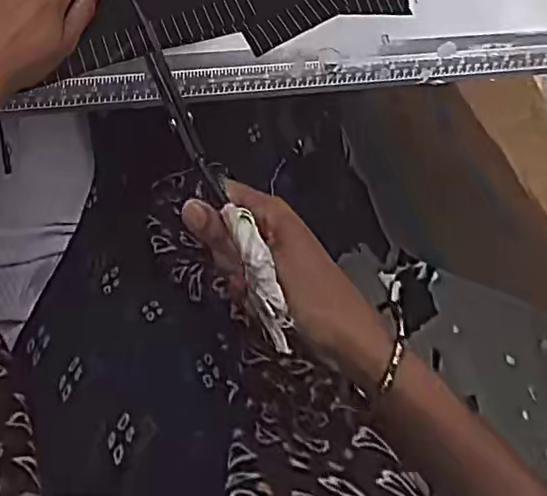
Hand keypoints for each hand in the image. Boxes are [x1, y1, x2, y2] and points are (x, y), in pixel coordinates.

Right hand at [182, 180, 390, 361]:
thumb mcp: (263, 269)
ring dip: (236, 279)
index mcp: (272, 212)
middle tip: (241, 276)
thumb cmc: (316, 303)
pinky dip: (247, 293)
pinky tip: (260, 306)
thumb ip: (223, 237)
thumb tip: (188, 205)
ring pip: (232, 258)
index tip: (203, 239)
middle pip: (224, 229)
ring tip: (255, 296)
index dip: (207, 214)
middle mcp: (273, 226)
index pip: (222, 194)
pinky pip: (245, 277)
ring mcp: (275, 253)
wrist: (357, 352)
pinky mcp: (277, 278)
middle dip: (224, 256)